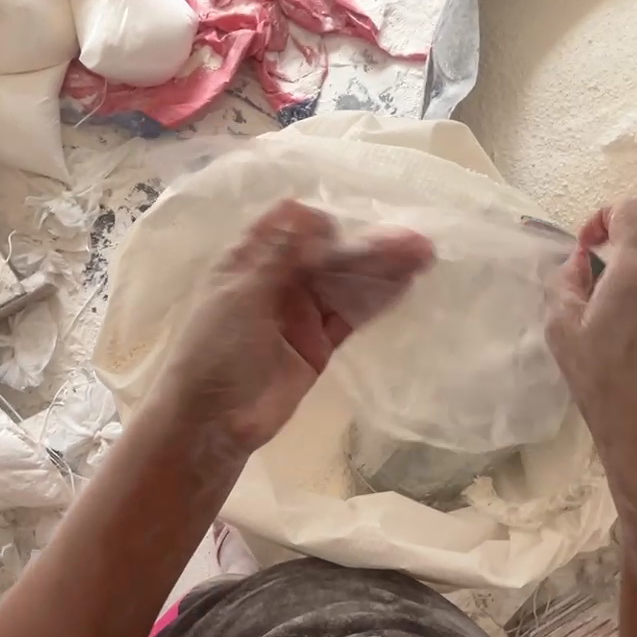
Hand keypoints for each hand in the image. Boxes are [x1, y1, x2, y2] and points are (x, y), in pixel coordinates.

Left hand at [144, 200, 434, 461]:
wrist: (213, 421)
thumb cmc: (213, 353)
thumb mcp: (240, 298)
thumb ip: (278, 259)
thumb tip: (309, 215)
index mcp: (249, 260)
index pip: (290, 225)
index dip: (319, 225)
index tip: (337, 236)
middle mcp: (278, 280)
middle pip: (329, 254)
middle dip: (367, 246)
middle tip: (413, 241)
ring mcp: (301, 313)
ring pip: (346, 283)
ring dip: (382, 270)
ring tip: (423, 255)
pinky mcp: (319, 344)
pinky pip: (351, 316)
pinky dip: (376, 301)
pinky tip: (405, 284)